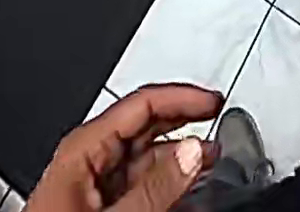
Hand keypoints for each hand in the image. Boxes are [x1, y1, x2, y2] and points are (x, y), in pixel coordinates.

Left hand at [24, 84, 221, 211]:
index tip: (214, 104)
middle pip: (146, 126)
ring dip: (178, 157)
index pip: (144, 103)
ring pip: (144, 157)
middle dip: (184, 125)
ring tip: (206, 163)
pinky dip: (164, 184)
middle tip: (216, 126)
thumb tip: (194, 150)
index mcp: (83, 150)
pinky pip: (137, 185)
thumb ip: (156, 187)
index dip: (184, 98)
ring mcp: (90, 186)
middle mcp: (87, 160)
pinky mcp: (94, 209)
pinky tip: (183, 192)